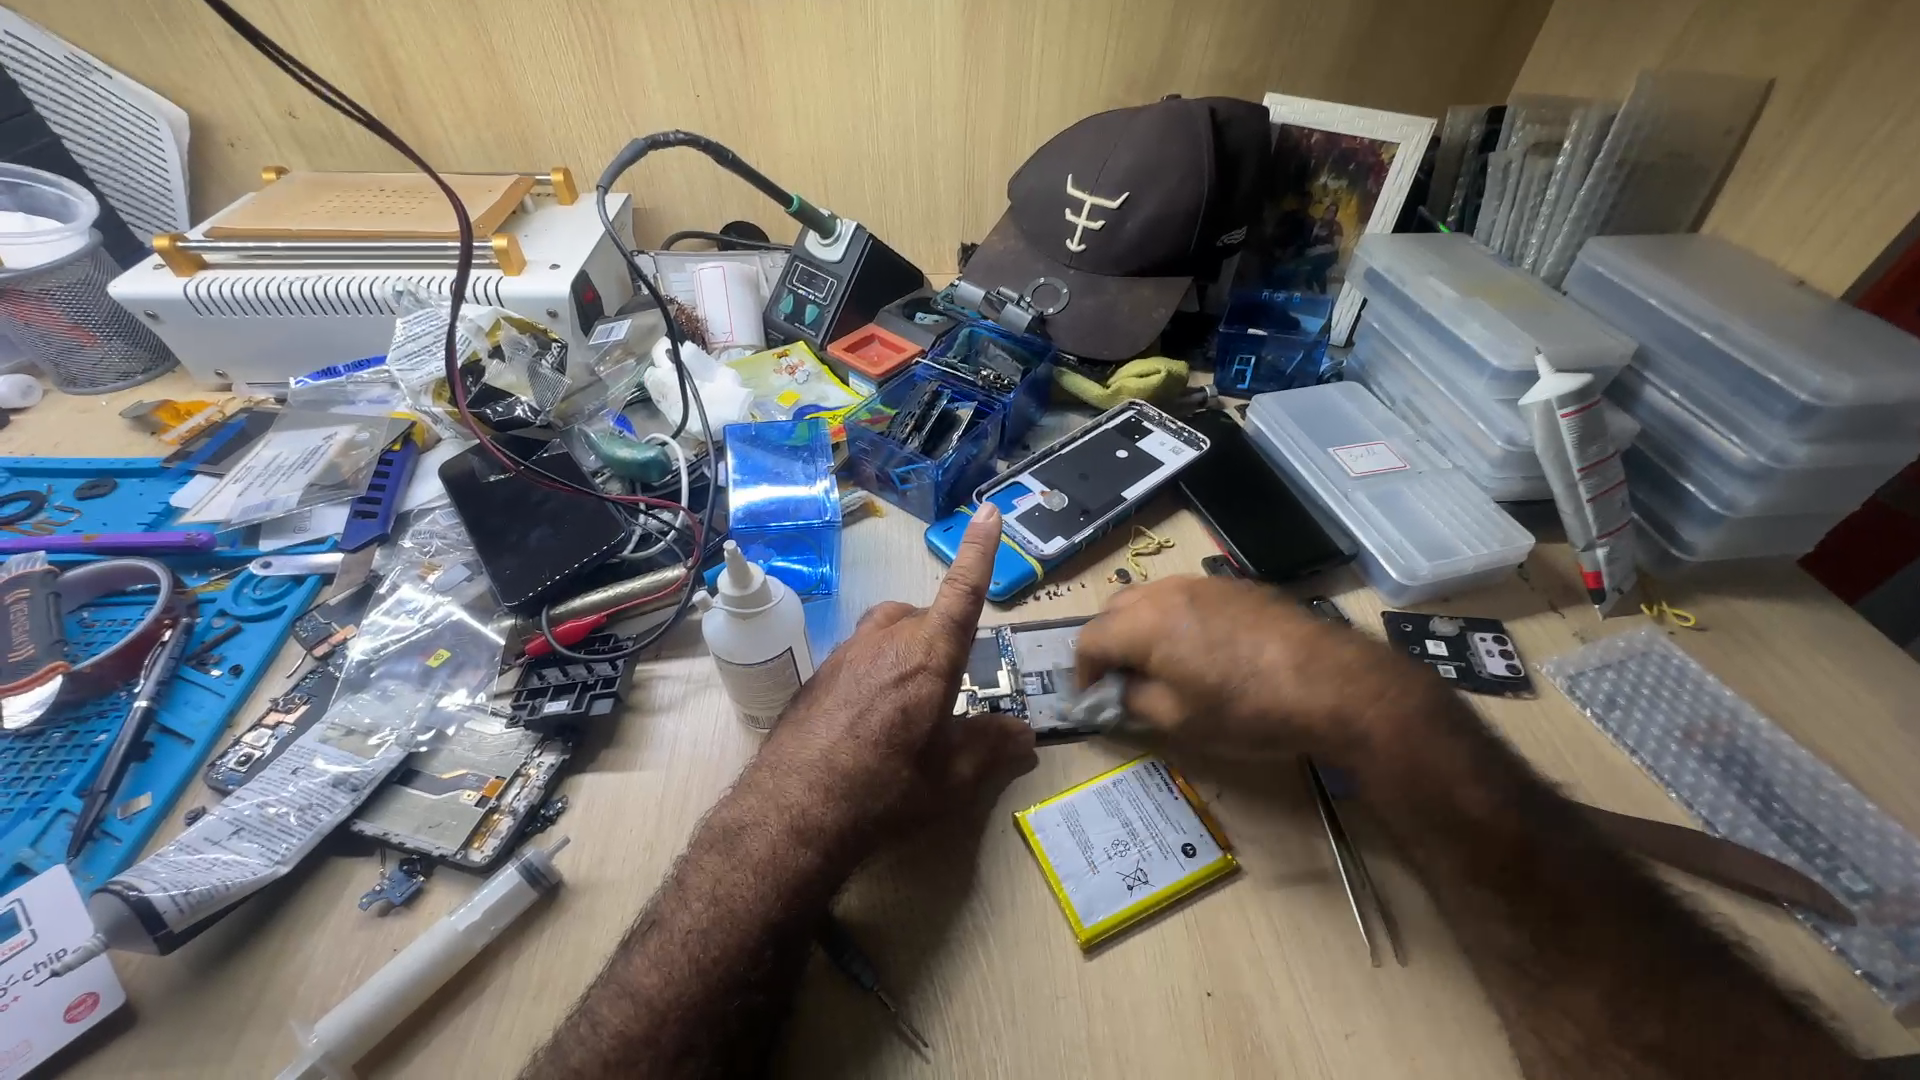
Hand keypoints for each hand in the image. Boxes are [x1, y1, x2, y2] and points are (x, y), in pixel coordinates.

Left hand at [752, 503, 1036, 854]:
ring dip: (906, 657)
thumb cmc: (886, 788)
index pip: (964, 591)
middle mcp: (887, 639)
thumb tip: (1024, 733)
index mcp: (929, 655)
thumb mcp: (953, 776)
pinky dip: (874, 675)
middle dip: (942, 643)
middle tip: (947, 697)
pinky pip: (859, 658)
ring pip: (889, 635)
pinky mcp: (819, 673)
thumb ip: (993, 747)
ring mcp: (847, 652)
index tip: (987, 512)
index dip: (979, 551)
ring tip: (905, 714)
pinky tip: (866, 725)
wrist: (794, 811)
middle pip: (925, 619)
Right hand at [1074, 576, 1447, 761]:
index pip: (1090, 639)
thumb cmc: (1248, 709)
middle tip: (1122, 681)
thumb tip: (1116, 693)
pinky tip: (1204, 651)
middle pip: (1115, 610)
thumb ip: (1133, 702)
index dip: (1083, 672)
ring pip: (1152, 598)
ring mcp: (1205, 584)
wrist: (1335, 684)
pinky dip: (1177, 620)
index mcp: (1144, 623)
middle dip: (1109, 644)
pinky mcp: (1239, 587)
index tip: (1094, 699)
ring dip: (1141, 628)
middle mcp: (1167, 592)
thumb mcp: (1179, 720)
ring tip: (1161, 665)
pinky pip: (1188, 598)